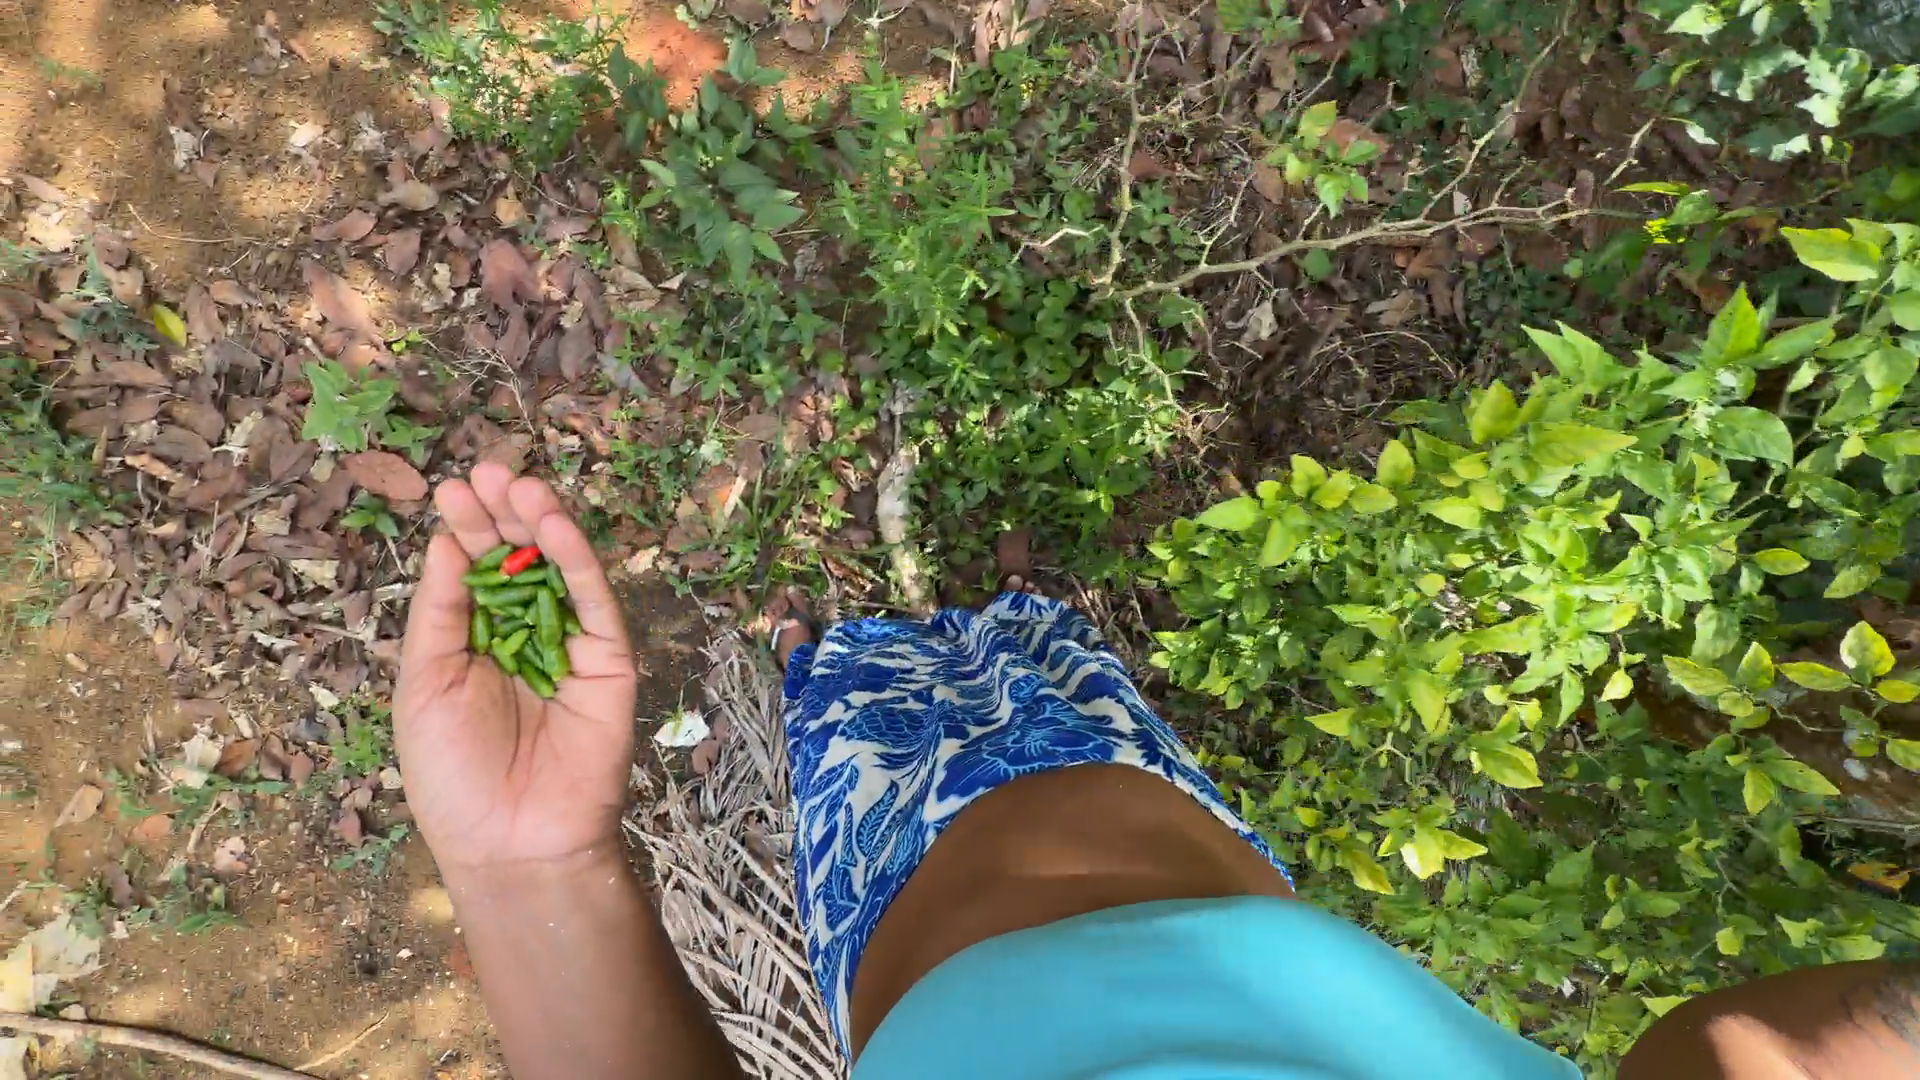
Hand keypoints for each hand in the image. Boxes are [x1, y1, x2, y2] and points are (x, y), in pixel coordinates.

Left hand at [394, 464, 636, 873]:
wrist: (512, 837)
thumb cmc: (452, 770)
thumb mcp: (425, 682)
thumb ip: (443, 611)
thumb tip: (444, 542)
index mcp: (477, 639)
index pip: (475, 570)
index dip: (466, 529)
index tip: (453, 487)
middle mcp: (526, 631)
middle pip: (519, 559)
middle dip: (503, 516)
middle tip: (488, 472)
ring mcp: (572, 641)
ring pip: (560, 570)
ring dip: (542, 525)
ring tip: (518, 485)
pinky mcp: (611, 655)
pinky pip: (594, 600)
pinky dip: (578, 560)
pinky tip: (555, 524)